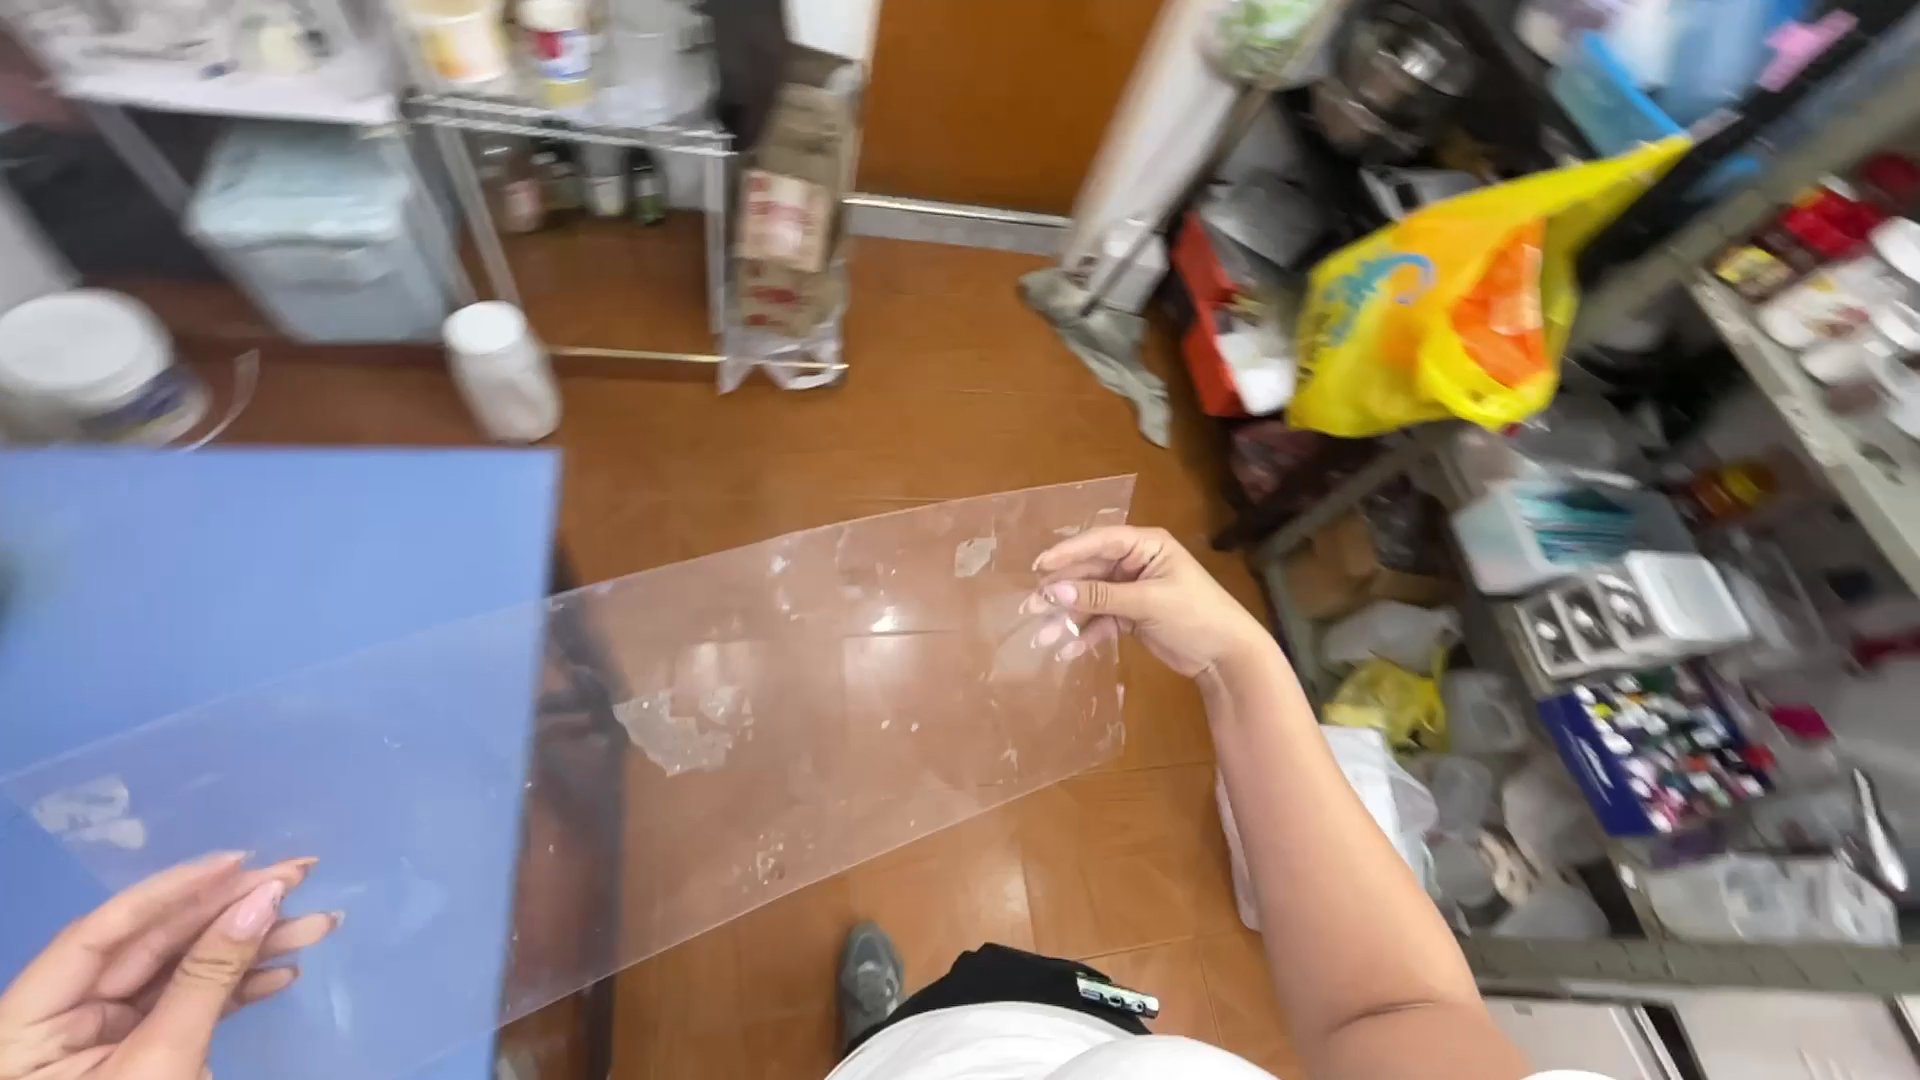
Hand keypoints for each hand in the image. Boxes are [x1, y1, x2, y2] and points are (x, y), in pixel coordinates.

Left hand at [0, 853, 335, 1079]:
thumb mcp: (162, 1059)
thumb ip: (209, 974)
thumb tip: (263, 896)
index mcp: (20, 1029)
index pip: (100, 935)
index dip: (171, 890)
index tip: (242, 857)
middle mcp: (54, 1025)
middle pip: (152, 947)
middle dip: (235, 911)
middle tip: (304, 876)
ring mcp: (98, 1041)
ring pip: (184, 970)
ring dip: (256, 945)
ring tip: (321, 926)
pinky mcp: (139, 1054)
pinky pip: (193, 1002)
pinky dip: (243, 985)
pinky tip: (287, 973)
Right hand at [1029, 525, 1273, 678]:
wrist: (1227, 657)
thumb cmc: (1196, 615)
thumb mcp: (1148, 602)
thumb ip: (1100, 596)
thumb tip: (1054, 592)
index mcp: (1146, 546)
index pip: (1099, 542)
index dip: (1068, 552)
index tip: (1039, 566)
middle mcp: (1135, 563)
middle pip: (1089, 571)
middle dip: (1061, 591)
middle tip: (1031, 606)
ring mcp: (1131, 590)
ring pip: (1090, 598)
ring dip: (1067, 616)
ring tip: (1041, 633)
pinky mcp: (1130, 615)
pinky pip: (1100, 620)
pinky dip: (1085, 633)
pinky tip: (1068, 648)